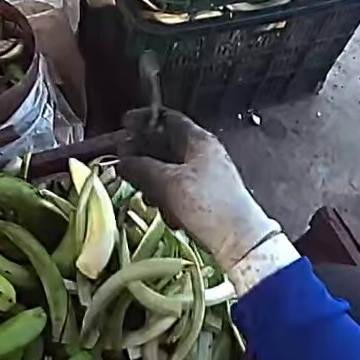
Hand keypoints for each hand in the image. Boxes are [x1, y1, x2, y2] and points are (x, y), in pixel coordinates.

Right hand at [119, 109, 279, 273]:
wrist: (238, 240)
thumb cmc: (207, 204)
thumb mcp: (168, 183)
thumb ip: (141, 168)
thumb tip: (121, 161)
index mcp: (199, 141)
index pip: (168, 119)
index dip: (144, 119)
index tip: (124, 124)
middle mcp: (202, 154)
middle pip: (164, 144)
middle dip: (142, 153)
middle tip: (122, 162)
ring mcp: (203, 176)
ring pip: (167, 168)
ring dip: (151, 179)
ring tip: (144, 193)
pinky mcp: (202, 198)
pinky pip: (175, 189)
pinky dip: (165, 196)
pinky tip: (163, 210)